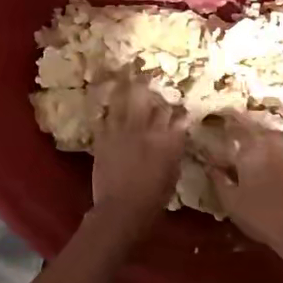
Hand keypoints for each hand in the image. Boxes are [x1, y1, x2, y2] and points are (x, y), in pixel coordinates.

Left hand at [89, 81, 187, 230]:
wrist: (122, 210)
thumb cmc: (153, 199)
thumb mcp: (173, 173)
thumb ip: (173, 151)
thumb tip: (174, 137)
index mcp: (169, 140)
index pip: (178, 116)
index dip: (178, 109)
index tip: (176, 105)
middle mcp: (148, 129)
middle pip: (151, 100)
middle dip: (150, 85)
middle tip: (147, 75)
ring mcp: (123, 130)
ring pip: (125, 100)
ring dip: (126, 87)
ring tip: (125, 73)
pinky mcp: (104, 137)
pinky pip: (105, 116)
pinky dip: (108, 108)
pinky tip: (107, 98)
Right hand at [206, 126, 282, 254]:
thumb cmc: (259, 214)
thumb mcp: (230, 200)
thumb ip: (217, 179)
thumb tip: (208, 165)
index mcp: (250, 151)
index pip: (234, 132)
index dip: (224, 128)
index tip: (214, 128)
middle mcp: (268, 147)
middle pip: (252, 133)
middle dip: (240, 132)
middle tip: (227, 136)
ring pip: (265, 141)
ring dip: (254, 142)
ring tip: (241, 150)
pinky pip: (276, 152)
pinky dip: (266, 154)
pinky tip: (259, 165)